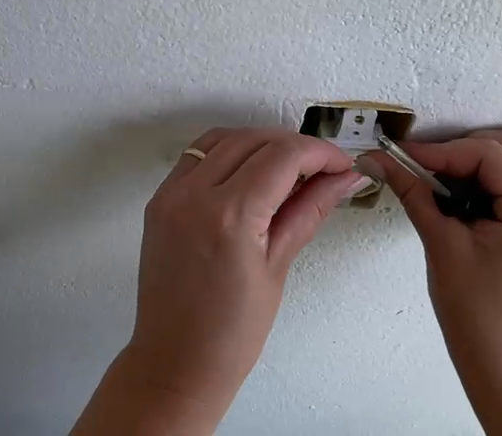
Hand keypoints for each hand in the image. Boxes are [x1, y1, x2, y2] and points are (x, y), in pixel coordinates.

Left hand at [71, 127, 369, 434]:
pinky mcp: (160, 199)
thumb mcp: (278, 267)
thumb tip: (342, 179)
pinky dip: (226, 151)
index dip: (319, 153)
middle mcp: (194, 195)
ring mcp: (171, 194)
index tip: (342, 163)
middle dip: (293, 146)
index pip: (282, 157)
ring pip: (223, 138)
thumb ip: (309, 211)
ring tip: (289, 167)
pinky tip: (249, 171)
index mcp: (229, 216)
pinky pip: (196, 155)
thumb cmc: (230, 333)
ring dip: (259, 142)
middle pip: (254, 140)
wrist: (176, 363)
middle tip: (324, 167)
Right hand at [368, 127, 501, 433]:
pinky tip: (458, 193)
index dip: (443, 149)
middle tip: (426, 162)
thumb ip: (412, 192)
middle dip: (464, 146)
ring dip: (476, 158)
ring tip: (439, 177)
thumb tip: (378, 159)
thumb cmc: (475, 314)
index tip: (404, 155)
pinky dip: (486, 176)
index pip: (490, 155)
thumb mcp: (440, 245)